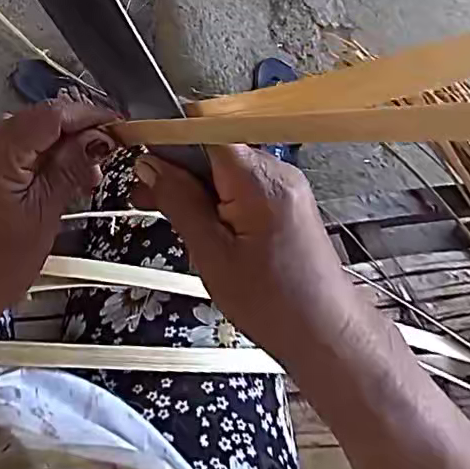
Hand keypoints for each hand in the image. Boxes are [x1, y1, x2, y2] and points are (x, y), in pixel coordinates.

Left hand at [0, 99, 118, 329]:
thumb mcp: (44, 212)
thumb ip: (70, 168)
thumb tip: (99, 140)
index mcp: (0, 148)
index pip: (53, 113)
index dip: (89, 116)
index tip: (118, 128)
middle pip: (42, 117)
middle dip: (78, 129)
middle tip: (109, 152)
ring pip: (33, 131)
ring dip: (63, 143)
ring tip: (90, 169)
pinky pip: (19, 146)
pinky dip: (44, 154)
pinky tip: (64, 174)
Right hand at [135, 144, 376, 360]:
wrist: (329, 338)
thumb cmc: (276, 306)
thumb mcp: (212, 255)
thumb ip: (179, 202)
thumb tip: (150, 165)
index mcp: (258, 180)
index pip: (205, 129)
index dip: (168, 135)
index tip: (139, 148)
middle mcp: (275, 172)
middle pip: (213, 146)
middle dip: (175, 165)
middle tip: (144, 190)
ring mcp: (283, 185)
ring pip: (224, 166)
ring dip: (192, 183)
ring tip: (162, 207)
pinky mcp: (284, 201)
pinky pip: (240, 183)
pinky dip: (213, 196)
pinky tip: (194, 218)